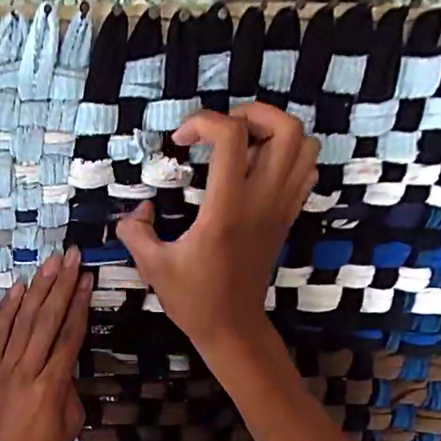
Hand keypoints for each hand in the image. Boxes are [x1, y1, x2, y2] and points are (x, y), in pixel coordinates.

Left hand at [0, 247, 92, 440]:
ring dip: (38, 289)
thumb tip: (67, 366)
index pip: (69, 335)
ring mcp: (5, 367)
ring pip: (24, 320)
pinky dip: (8, 310)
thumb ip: (72, 390)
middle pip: (47, 319)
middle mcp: (28, 369)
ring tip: (50, 263)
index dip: (79, 304)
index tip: (87, 279)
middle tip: (71, 257)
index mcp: (52, 384)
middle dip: (61, 285)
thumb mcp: (71, 425)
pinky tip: (18, 289)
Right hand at [116, 103, 316, 356]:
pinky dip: (287, 156)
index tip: (181, 141)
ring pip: (303, 145)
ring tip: (240, 144)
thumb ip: (135, 232)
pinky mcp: (287, 217)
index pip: (232, 137)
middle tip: (220, 130)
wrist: (232, 327)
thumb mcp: (152, 266)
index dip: (204, 122)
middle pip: (284, 129)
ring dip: (273, 131)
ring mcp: (280, 209)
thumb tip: (138, 211)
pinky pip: (305, 170)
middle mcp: (261, 202)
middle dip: (251, 113)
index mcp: (225, 211)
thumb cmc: (193, 299)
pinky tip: (256, 168)